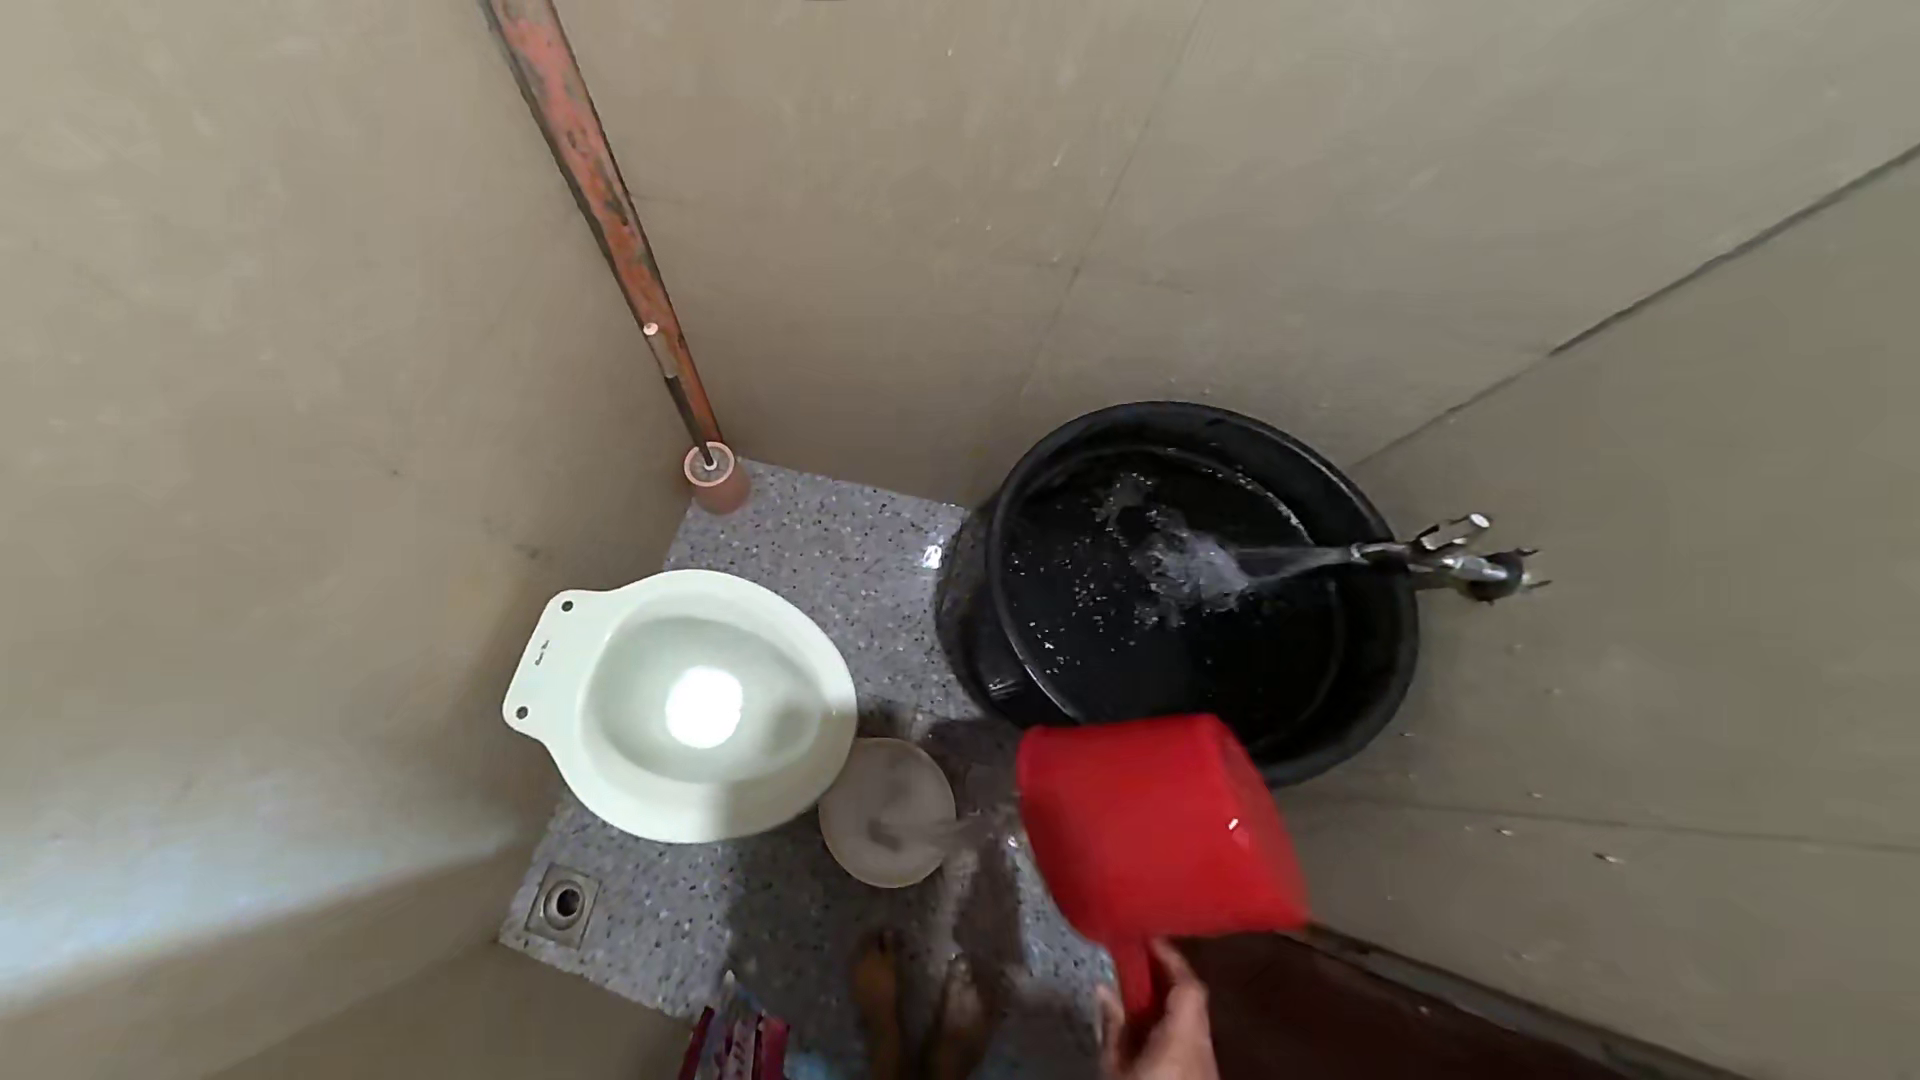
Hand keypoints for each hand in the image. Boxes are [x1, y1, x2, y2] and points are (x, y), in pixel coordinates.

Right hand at [1096, 939, 1220, 1079]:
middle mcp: (1205, 1046)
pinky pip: (1193, 1036)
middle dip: (1168, 973)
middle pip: (1194, 998)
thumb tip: (1104, 989)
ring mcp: (1210, 1064)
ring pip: (1195, 1017)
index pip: (1189, 985)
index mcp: (1184, 1037)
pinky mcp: (1207, 1075)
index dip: (1170, 957)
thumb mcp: (1115, 1068)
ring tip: (1141, 986)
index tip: (1147, 936)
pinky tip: (1152, 1024)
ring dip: (1171, 997)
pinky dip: (1175, 1019)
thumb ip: (1113, 1027)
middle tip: (1139, 956)